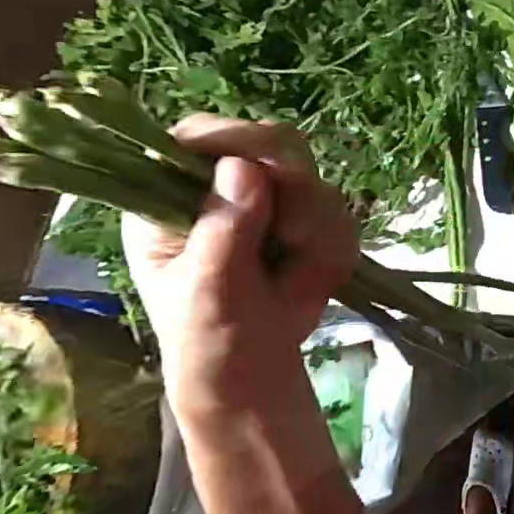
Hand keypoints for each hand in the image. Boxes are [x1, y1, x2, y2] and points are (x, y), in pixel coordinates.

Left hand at [122, 116, 356, 418]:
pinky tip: (310, 282)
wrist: (254, 376)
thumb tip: (242, 167)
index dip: (235, 138)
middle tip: (291, 236)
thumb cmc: (208, 339)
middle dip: (292, 189)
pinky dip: (333, 250)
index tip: (268, 164)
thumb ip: (224, 231)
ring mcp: (272, 203)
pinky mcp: (310, 223)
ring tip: (291, 278)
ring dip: (314, 230)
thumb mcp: (206, 292)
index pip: (200, 137)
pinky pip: (341, 215)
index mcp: (172, 196)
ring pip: (315, 180)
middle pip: (273, 145)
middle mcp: (224, 188)